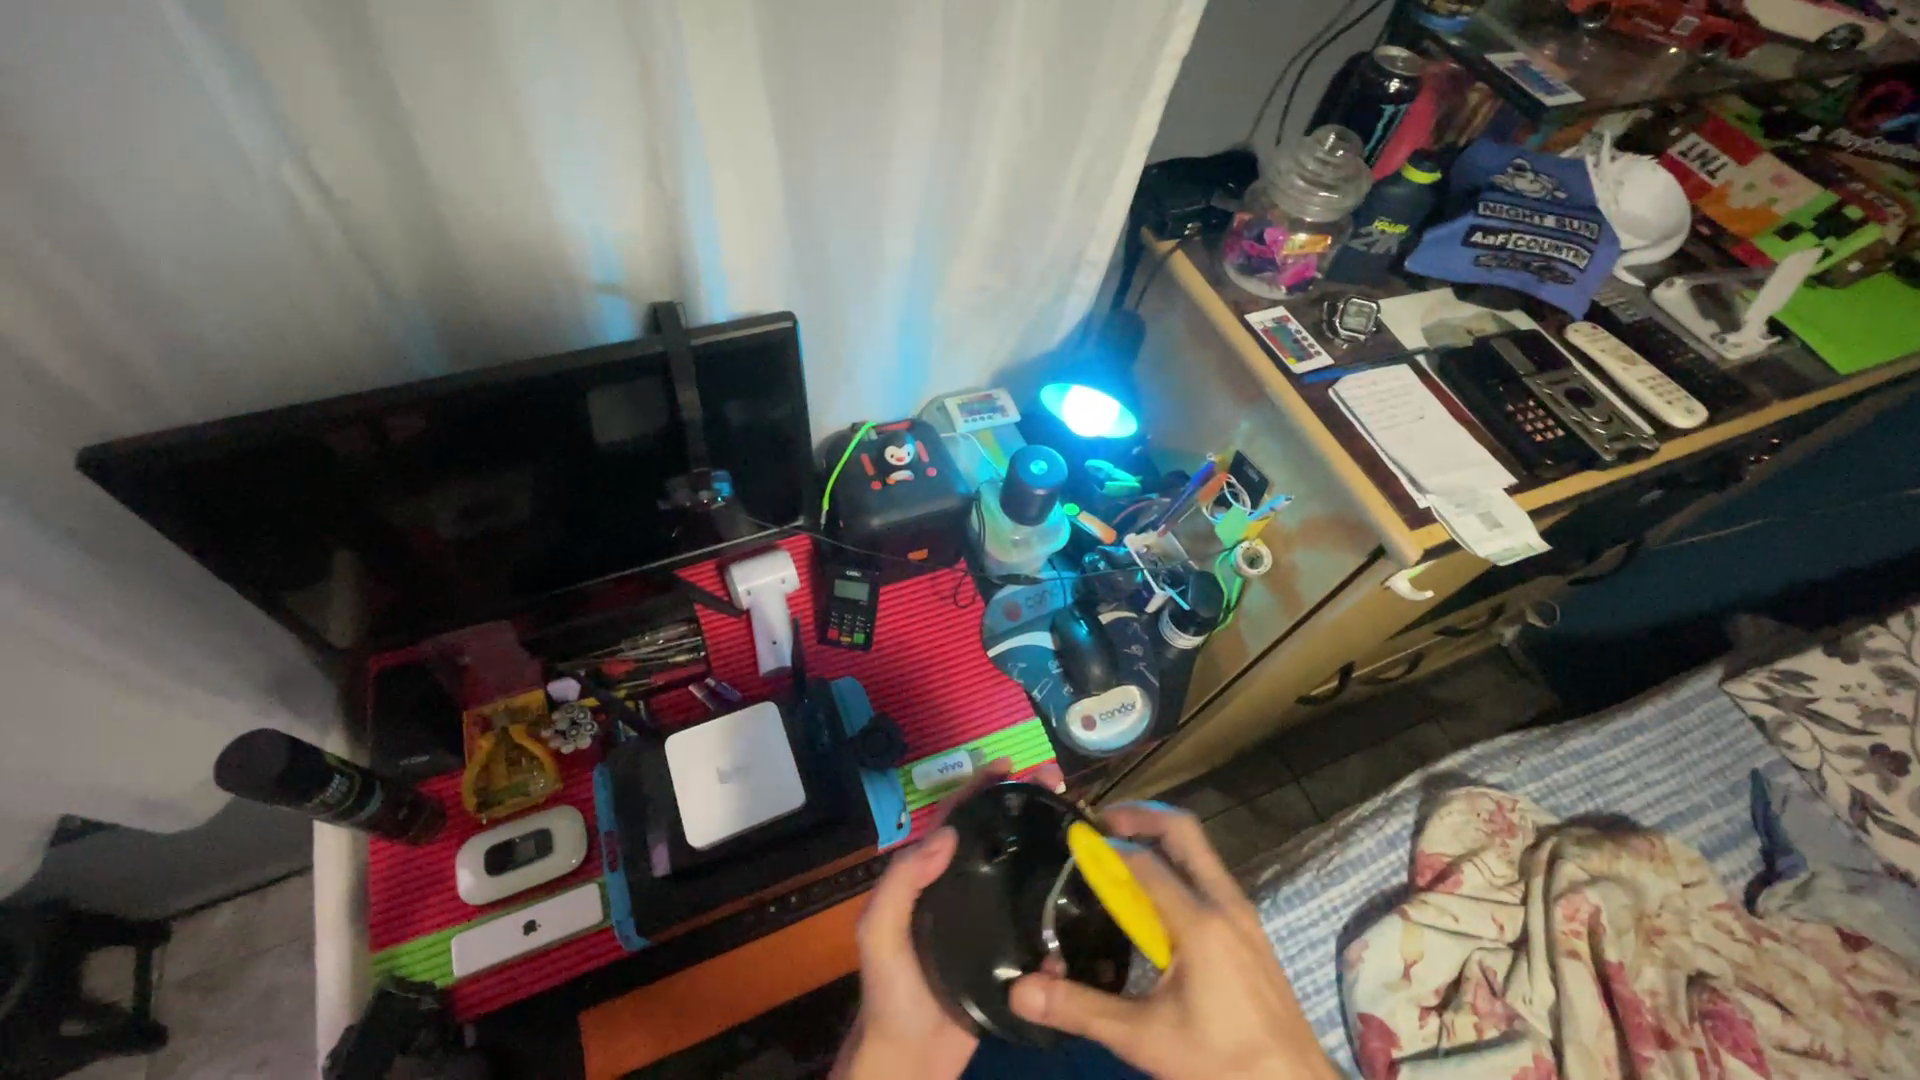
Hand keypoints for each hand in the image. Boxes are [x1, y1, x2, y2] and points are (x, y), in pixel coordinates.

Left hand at [833, 759, 1066, 1079]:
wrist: (913, 1061)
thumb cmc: (891, 992)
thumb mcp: (878, 932)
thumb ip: (901, 882)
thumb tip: (948, 834)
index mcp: (928, 878)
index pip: (955, 820)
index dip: (979, 788)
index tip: (1011, 764)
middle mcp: (960, 889)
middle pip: (993, 836)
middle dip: (1022, 803)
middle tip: (1056, 782)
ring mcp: (988, 919)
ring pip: (1019, 869)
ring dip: (1045, 840)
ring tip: (1078, 821)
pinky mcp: (1011, 952)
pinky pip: (1039, 919)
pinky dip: (1060, 900)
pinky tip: (1086, 886)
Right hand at [1008, 802, 1337, 1079]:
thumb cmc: (1221, 1063)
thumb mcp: (1144, 1038)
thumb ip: (1080, 1008)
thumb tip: (1021, 991)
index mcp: (1199, 922)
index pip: (1144, 861)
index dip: (1105, 846)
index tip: (1072, 841)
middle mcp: (1225, 903)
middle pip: (1183, 831)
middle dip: (1140, 816)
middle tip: (1101, 822)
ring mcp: (1244, 914)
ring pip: (1200, 852)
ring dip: (1159, 840)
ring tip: (1120, 854)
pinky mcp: (1250, 930)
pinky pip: (1209, 876)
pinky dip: (1178, 865)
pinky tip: (1155, 901)